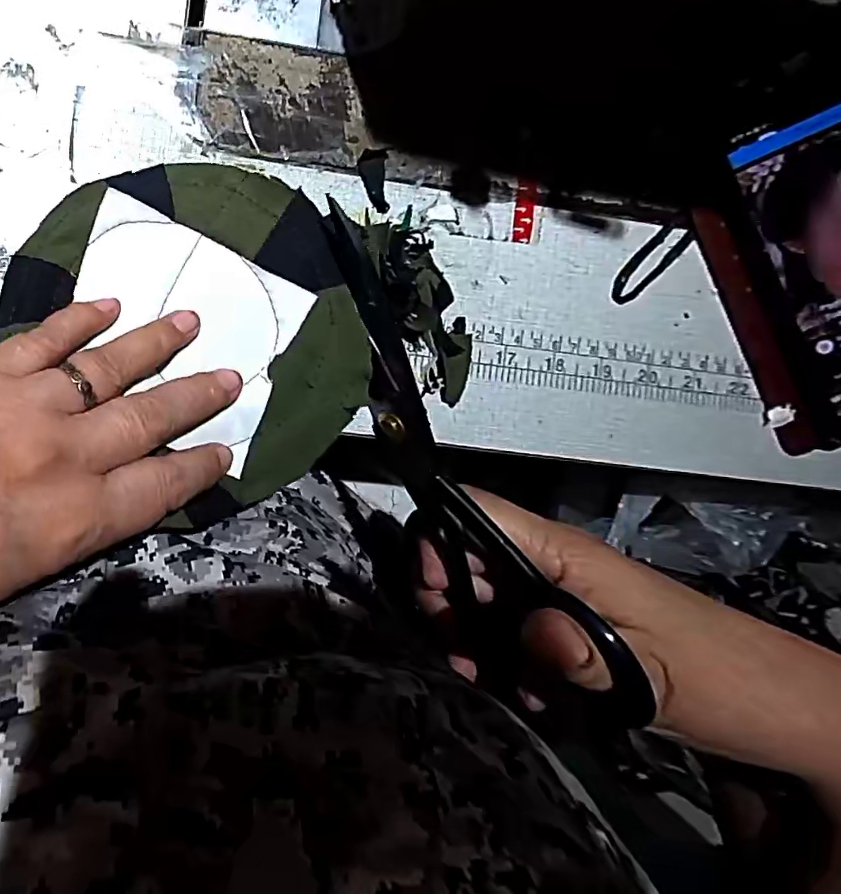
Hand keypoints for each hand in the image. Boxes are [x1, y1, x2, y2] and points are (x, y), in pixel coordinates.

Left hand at [0, 299, 241, 652]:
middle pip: (146, 419)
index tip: (226, 448)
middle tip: (231, 377)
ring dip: (151, 344)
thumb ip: (72, 522)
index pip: (161, 485)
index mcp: (75, 522)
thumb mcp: (21, 570)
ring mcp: (18, 408)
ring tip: (188, 322)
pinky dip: (75, 321)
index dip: (199, 465)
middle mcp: (59, 457)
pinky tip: (105, 307)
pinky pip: (40, 340)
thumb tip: (108, 483)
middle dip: (195, 398)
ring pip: (103, 369)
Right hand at [423, 489, 840, 787]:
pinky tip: (518, 685)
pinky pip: (505, 625)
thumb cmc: (733, 683)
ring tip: (486, 675)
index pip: (470, 510)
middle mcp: (550, 564)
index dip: (434, 537)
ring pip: (477, 596)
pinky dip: (498, 654)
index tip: (432, 585)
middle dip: (445, 600)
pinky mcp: (562, 621)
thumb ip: (581, 653)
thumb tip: (529, 631)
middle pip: (461, 558)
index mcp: (564, 554)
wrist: (799, 719)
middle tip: (457, 645)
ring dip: (469, 635)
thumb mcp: (655, 675)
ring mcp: (555, 593)